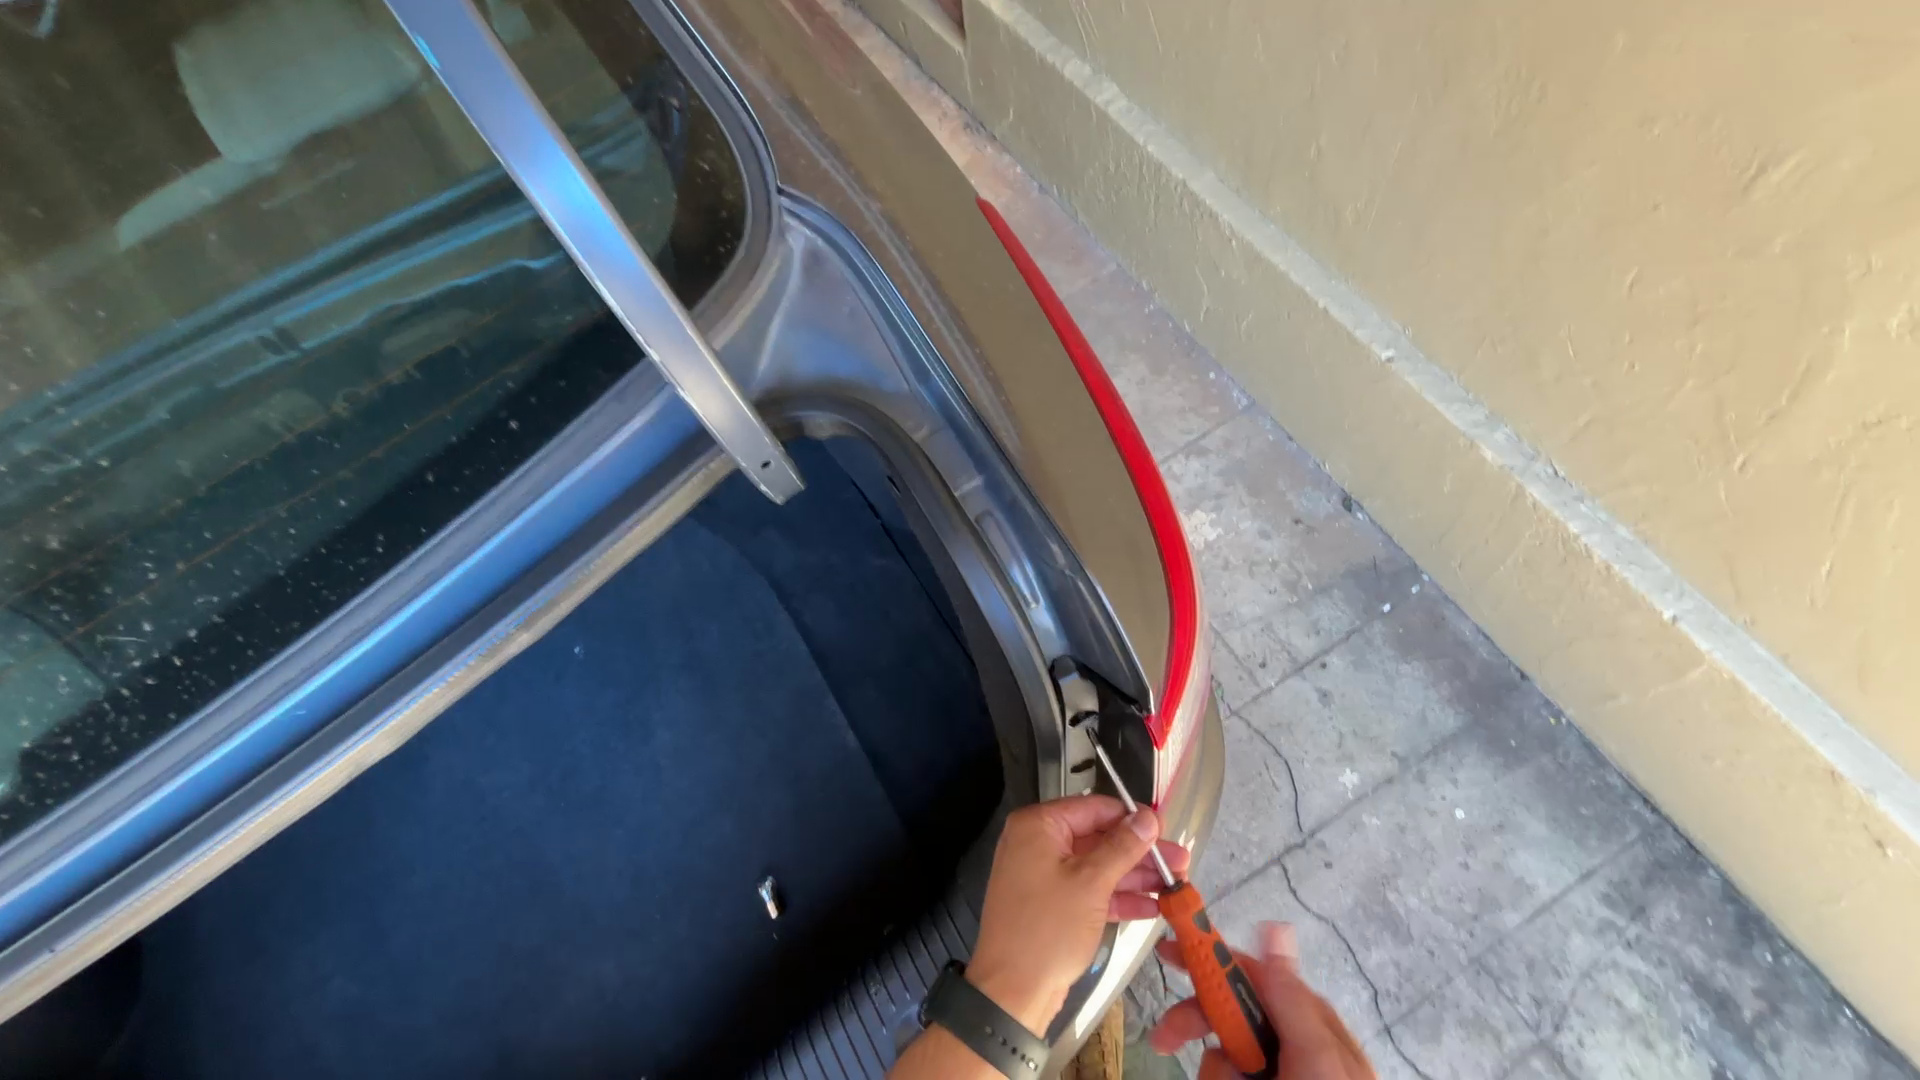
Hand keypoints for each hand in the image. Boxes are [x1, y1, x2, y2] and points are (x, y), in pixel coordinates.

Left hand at [965, 795, 1191, 1031]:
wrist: (1012, 991)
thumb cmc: (1049, 927)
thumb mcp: (1091, 882)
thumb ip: (1122, 847)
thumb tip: (1148, 816)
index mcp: (1038, 825)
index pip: (1093, 808)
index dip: (1132, 817)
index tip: (1167, 828)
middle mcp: (1038, 842)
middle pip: (1098, 838)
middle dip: (1140, 852)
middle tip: (1181, 862)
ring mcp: (1044, 874)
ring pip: (1097, 866)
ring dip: (1135, 877)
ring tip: (1176, 886)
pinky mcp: (1052, 903)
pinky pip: (1088, 890)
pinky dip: (1117, 898)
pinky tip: (1153, 908)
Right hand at [1149, 921, 1373, 1078]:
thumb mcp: (1317, 1061)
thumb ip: (1289, 996)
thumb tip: (1274, 925)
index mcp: (1308, 1022)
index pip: (1251, 972)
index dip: (1209, 957)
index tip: (1166, 952)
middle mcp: (1289, 1045)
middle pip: (1226, 1012)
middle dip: (1195, 1024)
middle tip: (1163, 1041)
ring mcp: (1273, 1076)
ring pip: (1219, 1058)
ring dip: (1215, 1074)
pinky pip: (1221, 1078)